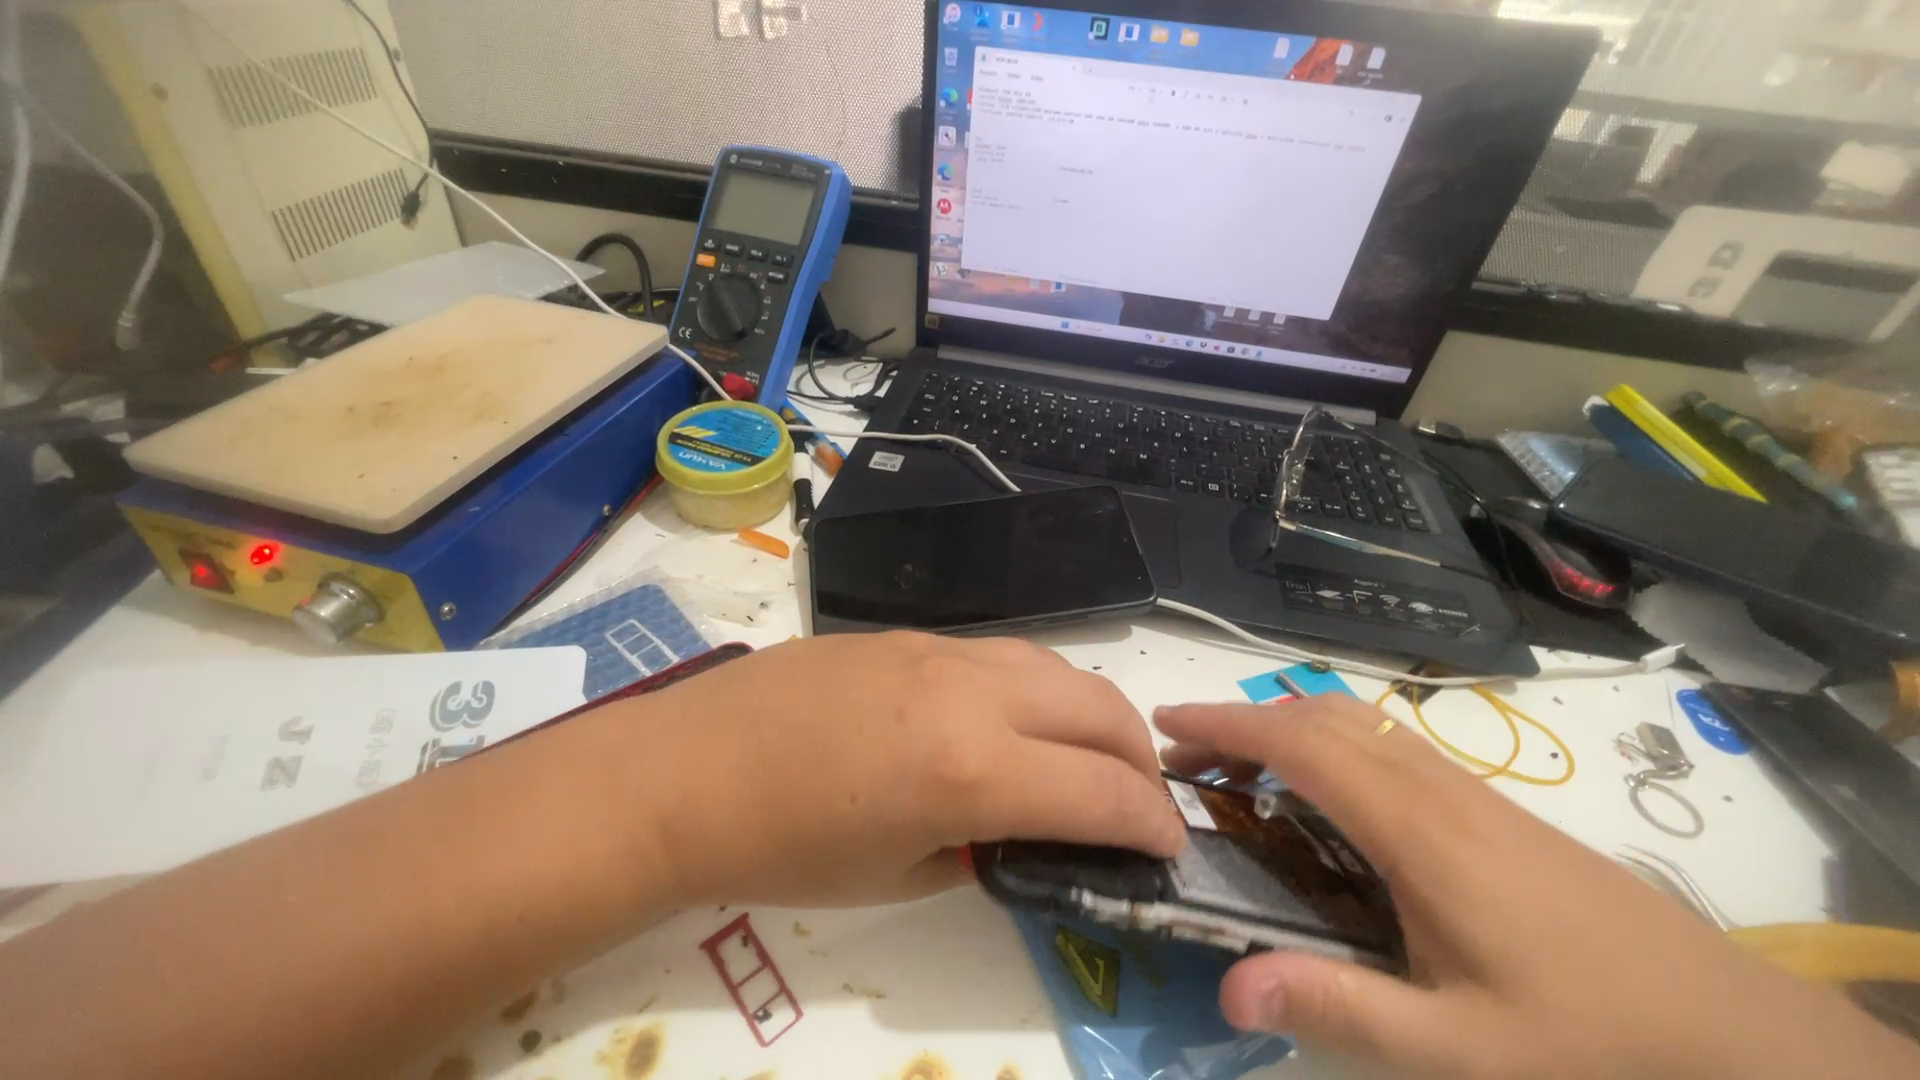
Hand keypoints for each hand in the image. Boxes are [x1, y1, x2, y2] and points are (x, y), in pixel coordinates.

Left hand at [612, 632, 1183, 908]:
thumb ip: (979, 846)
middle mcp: (972, 693)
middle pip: (1102, 709)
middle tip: (1140, 802)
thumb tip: (1018, 829)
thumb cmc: (781, 849)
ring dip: (1095, 713)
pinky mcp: (909, 634)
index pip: (1103, 790)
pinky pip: (1003, 655)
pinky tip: (1015, 719)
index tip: (1168, 846)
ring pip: (1057, 666)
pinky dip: (1038, 689)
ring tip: (1089, 755)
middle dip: (1142, 761)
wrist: (685, 770)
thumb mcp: (897, 876)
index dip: (1151, 823)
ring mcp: (939, 650)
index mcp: (972, 769)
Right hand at [1156, 697, 1919, 1079]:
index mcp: (1417, 830)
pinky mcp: (1499, 813)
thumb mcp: (1459, 1048)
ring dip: (1291, 728)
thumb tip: (1226, 983)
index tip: (1167, 725)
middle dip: (1247, 719)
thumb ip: (1338, 1008)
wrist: (1748, 1043)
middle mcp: (1439, 791)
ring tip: (1245, 771)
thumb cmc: (1594, 1043)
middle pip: (1326, 717)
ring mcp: (1475, 796)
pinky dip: (1335, 746)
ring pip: (1364, 725)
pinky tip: (1332, 802)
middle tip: (1189, 755)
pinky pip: (1394, 749)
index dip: (1228, 723)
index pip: (1301, 744)